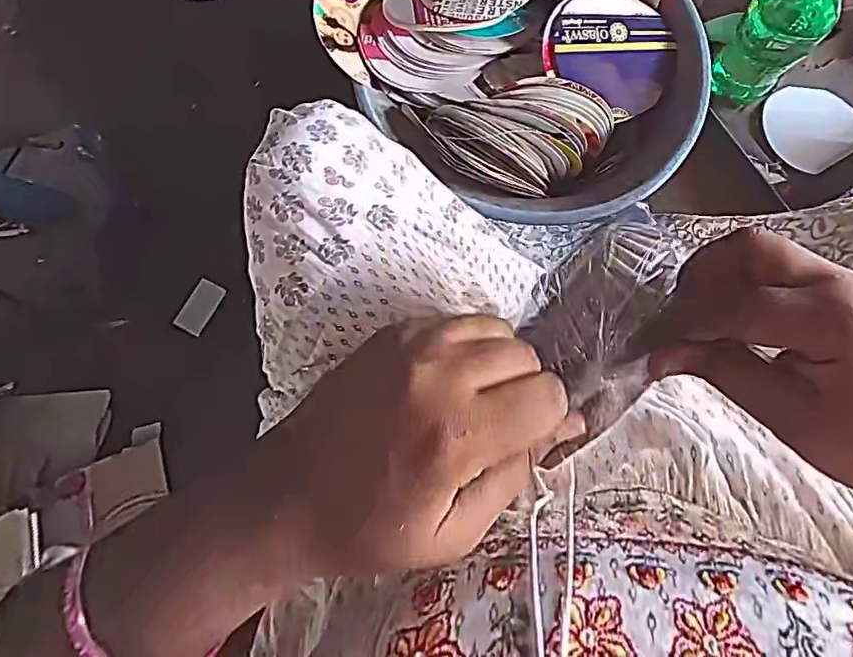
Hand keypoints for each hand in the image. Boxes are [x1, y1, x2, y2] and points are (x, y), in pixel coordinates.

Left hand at [261, 315, 581, 576]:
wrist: (288, 494)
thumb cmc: (370, 527)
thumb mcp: (453, 533)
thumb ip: (517, 475)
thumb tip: (565, 425)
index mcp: (454, 436)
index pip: (546, 395)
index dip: (547, 419)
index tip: (525, 436)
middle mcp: (440, 376)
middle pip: (528, 357)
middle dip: (524, 390)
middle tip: (493, 423)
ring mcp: (416, 342)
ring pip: (501, 330)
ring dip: (500, 362)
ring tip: (470, 396)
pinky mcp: (399, 328)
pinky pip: (465, 320)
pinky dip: (471, 345)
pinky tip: (445, 376)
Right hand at [640, 228, 852, 513]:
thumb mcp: (785, 415)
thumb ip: (723, 370)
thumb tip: (662, 353)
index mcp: (838, 319)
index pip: (745, 304)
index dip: (694, 320)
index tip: (657, 342)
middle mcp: (839, 281)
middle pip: (751, 249)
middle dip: (703, 276)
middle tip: (676, 316)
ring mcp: (838, 274)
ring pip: (758, 245)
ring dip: (718, 269)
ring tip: (695, 309)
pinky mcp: (830, 279)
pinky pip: (772, 260)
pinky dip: (738, 275)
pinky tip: (724, 306)